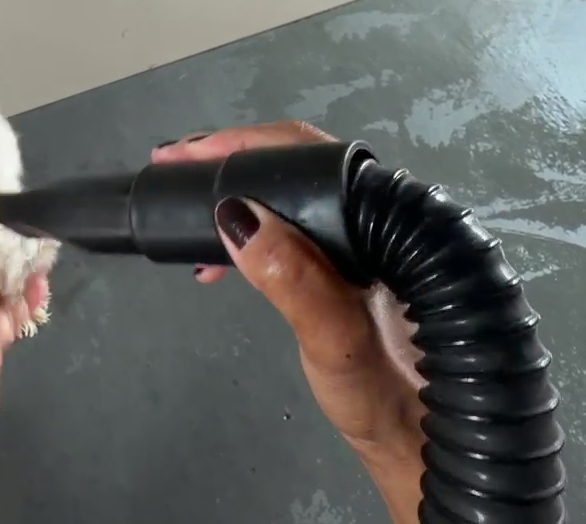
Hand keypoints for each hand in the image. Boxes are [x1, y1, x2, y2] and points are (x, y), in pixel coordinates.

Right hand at [153, 122, 428, 519]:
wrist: (414, 440)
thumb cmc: (378, 392)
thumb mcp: (332, 336)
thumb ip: (292, 278)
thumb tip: (235, 213)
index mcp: (378, 213)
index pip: (302, 151)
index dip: (239, 144)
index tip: (186, 156)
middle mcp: (370, 213)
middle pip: (289, 162)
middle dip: (225, 158)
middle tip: (170, 164)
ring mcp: (355, 236)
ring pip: (283, 191)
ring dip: (231, 192)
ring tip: (182, 201)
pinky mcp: (339, 260)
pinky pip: (283, 222)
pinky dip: (245, 227)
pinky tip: (216, 252)